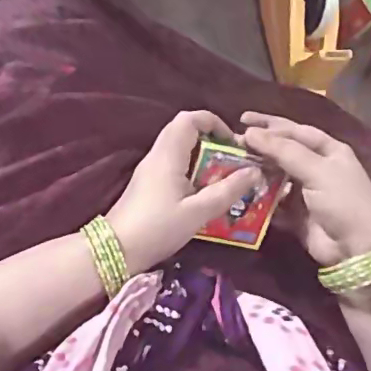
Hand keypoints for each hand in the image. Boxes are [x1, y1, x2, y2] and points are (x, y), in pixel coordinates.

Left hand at [107, 111, 262, 268]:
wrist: (115, 250)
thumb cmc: (157, 228)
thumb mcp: (197, 212)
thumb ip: (228, 191)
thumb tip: (254, 171)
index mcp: (168, 155)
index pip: (189, 119)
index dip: (214, 122)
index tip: (233, 142)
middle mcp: (156, 156)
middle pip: (184, 131)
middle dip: (211, 140)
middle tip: (232, 161)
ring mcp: (149, 171)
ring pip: (179, 150)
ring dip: (202, 158)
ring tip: (224, 179)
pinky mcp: (147, 185)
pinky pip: (173, 166)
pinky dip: (191, 171)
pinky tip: (203, 194)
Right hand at [240, 112, 370, 266]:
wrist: (356, 249)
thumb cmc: (343, 202)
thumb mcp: (316, 171)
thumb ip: (283, 151)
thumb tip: (250, 133)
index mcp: (329, 151)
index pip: (296, 131)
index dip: (270, 124)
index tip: (242, 121)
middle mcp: (318, 167)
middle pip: (285, 151)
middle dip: (260, 146)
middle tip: (233, 142)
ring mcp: (306, 191)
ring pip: (276, 175)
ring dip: (257, 171)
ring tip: (233, 166)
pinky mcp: (296, 214)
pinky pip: (274, 201)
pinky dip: (259, 197)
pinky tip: (241, 192)